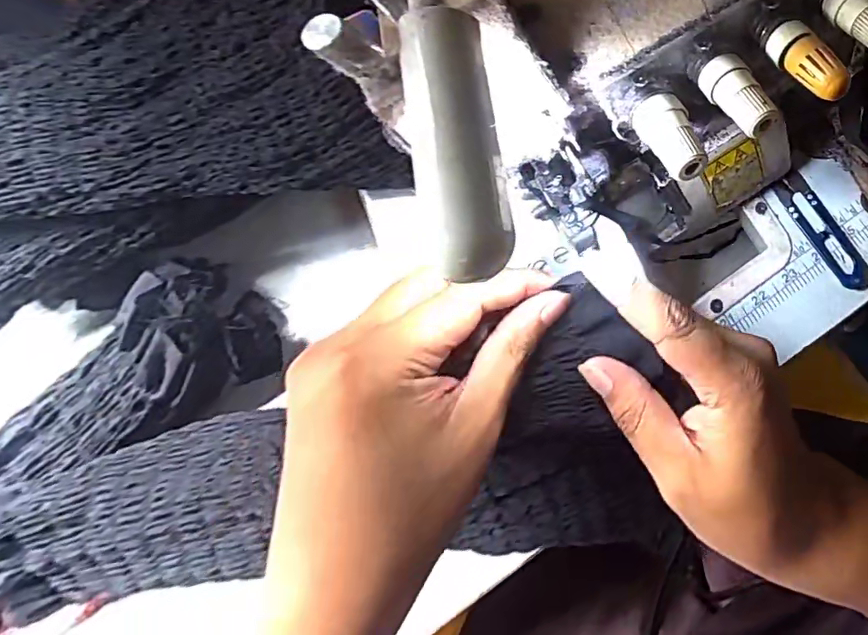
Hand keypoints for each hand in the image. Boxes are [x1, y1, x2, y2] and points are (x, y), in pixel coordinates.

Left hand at [264, 267, 569, 634]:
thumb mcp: (476, 423)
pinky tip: (448, 352)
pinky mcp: (317, 372)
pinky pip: (380, 324)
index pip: (460, 292)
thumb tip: (547, 302)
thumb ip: (512, 349)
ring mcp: (320, 358)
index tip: (551, 286)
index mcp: (374, 359)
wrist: (334, 586)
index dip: (513, 283)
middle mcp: (337, 346)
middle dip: (481, 287)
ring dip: (451, 304)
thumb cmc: (407, 518)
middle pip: (427, 282)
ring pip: (403, 298)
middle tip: (527, 306)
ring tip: (491, 333)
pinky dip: (421, 326)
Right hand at [575, 220, 854, 586]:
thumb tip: (594, 365)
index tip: (596, 269)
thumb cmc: (743, 510)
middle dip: (632, 303)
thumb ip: (637, 413)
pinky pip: (698, 335)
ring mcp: (752, 349)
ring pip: (687, 323)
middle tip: (585, 289)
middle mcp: (748, 351)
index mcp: (734, 380)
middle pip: (679, 317)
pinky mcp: (747, 354)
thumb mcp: (677, 474)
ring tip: (599, 313)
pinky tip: (635, 342)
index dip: (633, 296)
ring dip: (647, 320)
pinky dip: (666, 337)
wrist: (803, 514)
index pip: (675, 324)